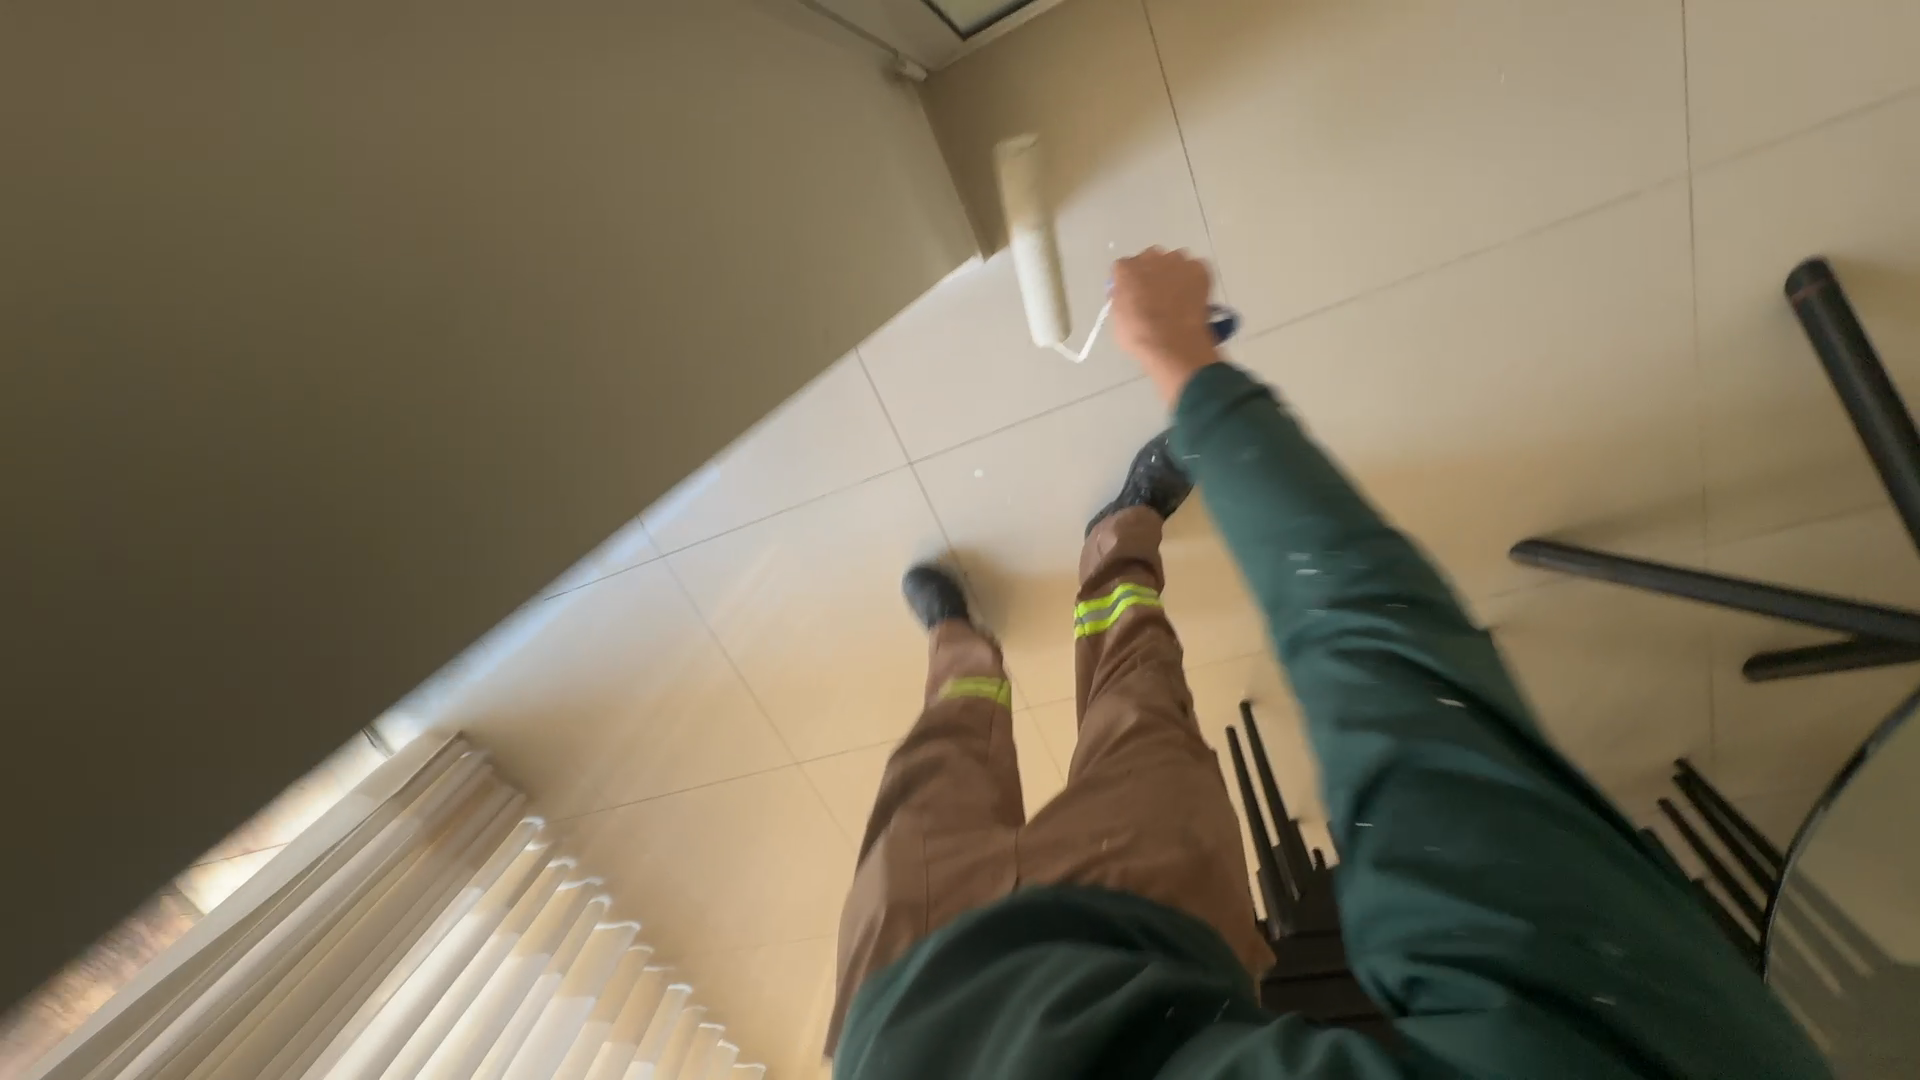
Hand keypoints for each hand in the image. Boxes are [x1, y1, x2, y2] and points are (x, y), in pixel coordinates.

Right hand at [1110, 247, 1221, 404]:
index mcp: (1126, 269)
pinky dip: (1192, 279)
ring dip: (1172, 274)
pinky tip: (1190, 297)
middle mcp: (1151, 257)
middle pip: (1150, 259)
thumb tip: (1125, 293)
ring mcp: (1178, 260)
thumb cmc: (1139, 334)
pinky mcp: (1199, 269)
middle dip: (1151, 273)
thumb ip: (1121, 298)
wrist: (1173, 343)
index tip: (1132, 294)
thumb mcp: (1117, 317)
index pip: (1124, 267)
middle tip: (1155, 295)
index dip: (1128, 282)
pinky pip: (1194, 269)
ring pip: (1173, 261)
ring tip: (1175, 297)